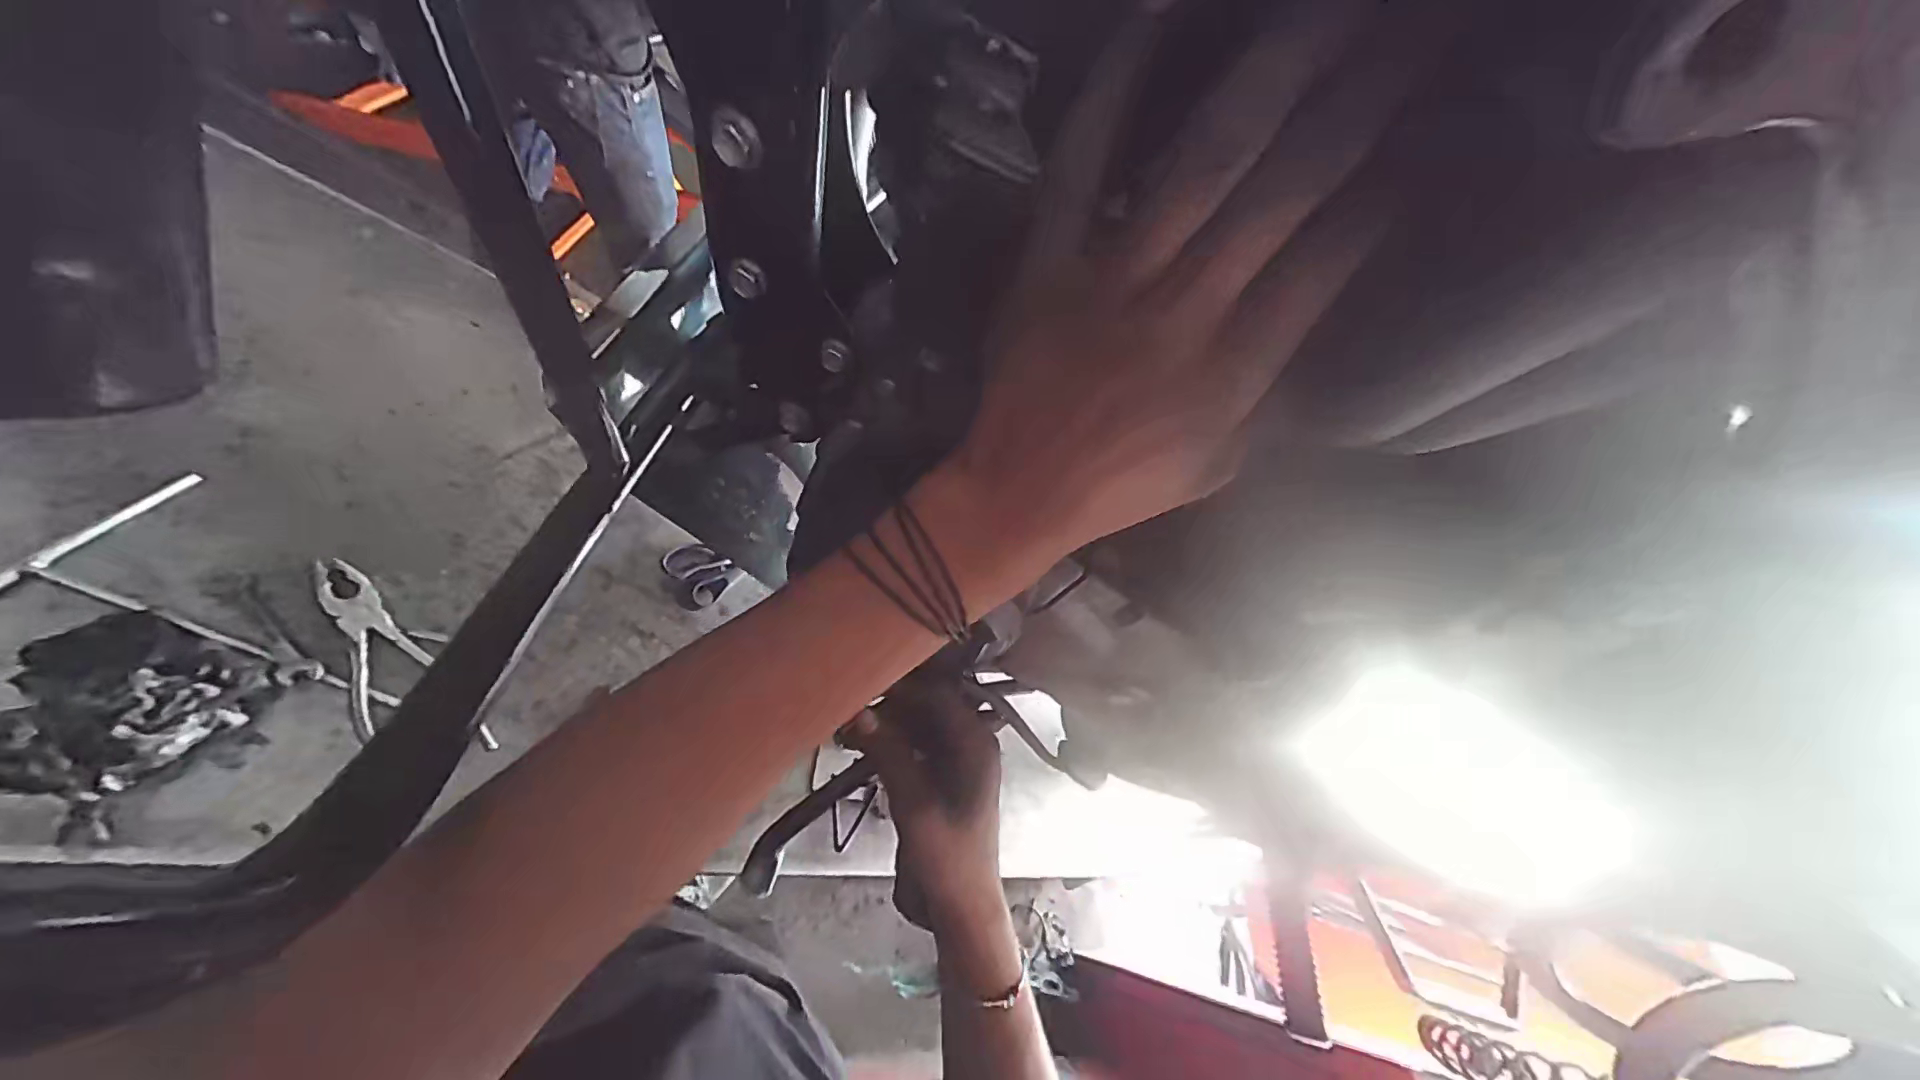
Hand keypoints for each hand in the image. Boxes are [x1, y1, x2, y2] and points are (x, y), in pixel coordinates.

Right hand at [844, 684, 1005, 938]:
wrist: (961, 909)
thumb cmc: (948, 858)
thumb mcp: (915, 804)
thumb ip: (889, 754)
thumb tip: (860, 712)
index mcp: (977, 744)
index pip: (940, 696)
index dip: (903, 688)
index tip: (864, 683)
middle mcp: (969, 745)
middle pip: (928, 708)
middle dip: (891, 704)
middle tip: (850, 703)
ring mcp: (954, 763)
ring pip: (917, 727)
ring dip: (886, 724)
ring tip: (848, 724)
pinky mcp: (937, 780)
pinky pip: (912, 748)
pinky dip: (888, 744)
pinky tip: (859, 745)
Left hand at [933, 0, 1462, 563]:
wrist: (1023, 489)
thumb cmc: (1122, 486)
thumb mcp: (1218, 462)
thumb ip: (1266, 389)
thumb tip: (1309, 311)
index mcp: (1233, 373)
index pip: (1327, 262)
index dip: (1382, 194)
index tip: (1423, 139)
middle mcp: (1184, 313)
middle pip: (1287, 188)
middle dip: (1363, 99)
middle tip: (1417, 32)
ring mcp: (1112, 280)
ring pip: (1206, 160)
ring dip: (1278, 72)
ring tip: (1334, 10)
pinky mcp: (1049, 262)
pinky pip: (1084, 163)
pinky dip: (1117, 87)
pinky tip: (1161, 16)